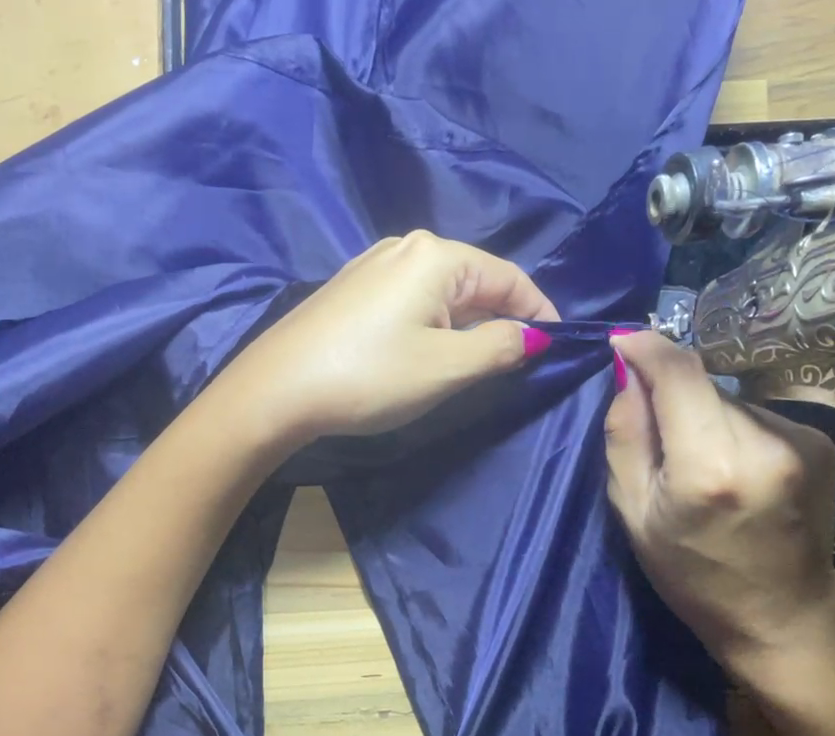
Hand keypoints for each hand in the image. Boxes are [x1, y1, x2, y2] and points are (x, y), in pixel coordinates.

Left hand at [215, 230, 559, 443]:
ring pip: (442, 293)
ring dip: (466, 326)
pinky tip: (426, 354)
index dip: (540, 313)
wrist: (276, 390)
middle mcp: (406, 246)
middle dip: (501, 320)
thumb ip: (499, 347)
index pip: (510, 278)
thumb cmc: (369, 376)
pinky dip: (432, 324)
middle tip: (515, 365)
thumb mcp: (447, 367)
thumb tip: (532, 336)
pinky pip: (411, 300)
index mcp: (437, 255)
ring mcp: (372, 265)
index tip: (558, 347)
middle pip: (475, 281)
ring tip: (473, 366)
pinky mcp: (350, 289)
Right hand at [603, 330, 834, 670]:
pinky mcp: (820, 441)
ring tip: (699, 466)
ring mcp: (801, 438)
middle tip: (654, 437)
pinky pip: (757, 415)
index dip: (645, 348)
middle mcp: (764, 440)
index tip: (621, 343)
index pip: (678, 371)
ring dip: (704, 415)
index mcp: (709, 466)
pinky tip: (734, 471)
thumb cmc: (692, 578)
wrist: (780, 617)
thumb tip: (627, 373)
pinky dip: (733, 430)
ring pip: (730, 399)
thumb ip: (626, 437)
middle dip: (671, 396)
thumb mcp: (635, 516)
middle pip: (703, 385)